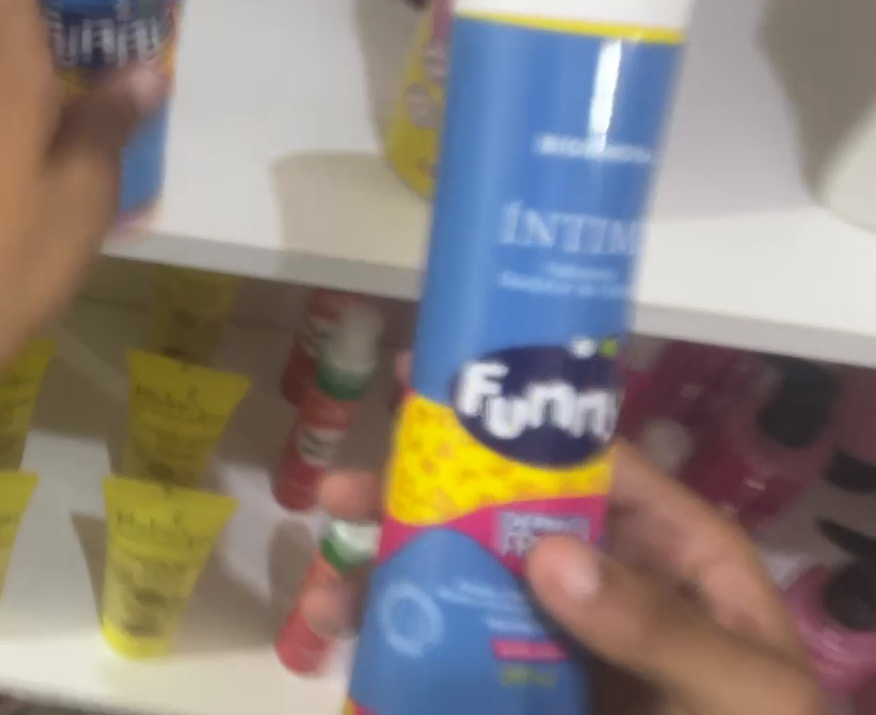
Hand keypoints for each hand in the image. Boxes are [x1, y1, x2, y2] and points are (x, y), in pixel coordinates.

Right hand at [320, 445, 825, 714]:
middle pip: (481, 503)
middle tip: (338, 494)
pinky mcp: (505, 659)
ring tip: (328, 598)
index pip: (571, 455)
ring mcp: (540, 614)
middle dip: (400, 495)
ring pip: (445, 564)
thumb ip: (661, 626)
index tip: (416, 382)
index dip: (495, 412)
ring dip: (377, 569)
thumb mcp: (739, 692)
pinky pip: (437, 626)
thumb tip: (548, 557)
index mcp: (652, 542)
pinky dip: (387, 623)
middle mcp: (586, 563)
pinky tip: (344, 629)